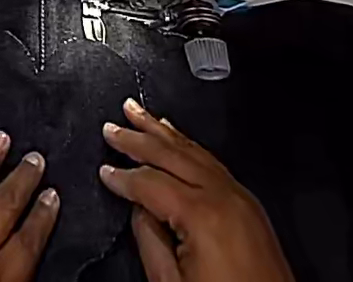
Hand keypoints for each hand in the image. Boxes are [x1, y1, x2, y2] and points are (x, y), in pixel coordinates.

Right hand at [99, 98, 293, 281]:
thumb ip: (149, 240)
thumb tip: (138, 208)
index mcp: (202, 214)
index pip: (151, 182)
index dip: (123, 177)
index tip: (103, 170)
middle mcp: (222, 195)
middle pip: (171, 154)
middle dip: (137, 137)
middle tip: (112, 126)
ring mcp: (239, 196)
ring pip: (192, 150)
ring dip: (161, 130)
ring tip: (137, 113)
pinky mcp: (249, 204)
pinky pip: (210, 161)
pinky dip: (187, 145)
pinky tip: (175, 137)